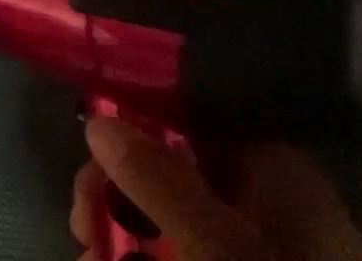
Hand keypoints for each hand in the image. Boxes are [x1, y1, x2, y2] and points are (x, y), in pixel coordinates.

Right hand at [72, 118, 361, 260]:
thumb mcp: (218, 247)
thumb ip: (158, 180)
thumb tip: (99, 122)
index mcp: (277, 177)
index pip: (201, 115)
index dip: (142, 115)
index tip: (93, 138)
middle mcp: (266, 205)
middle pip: (170, 168)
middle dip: (114, 189)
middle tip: (84, 220)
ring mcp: (251, 247)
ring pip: (165, 217)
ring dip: (117, 230)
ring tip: (89, 255)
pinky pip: (178, 250)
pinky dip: (138, 256)